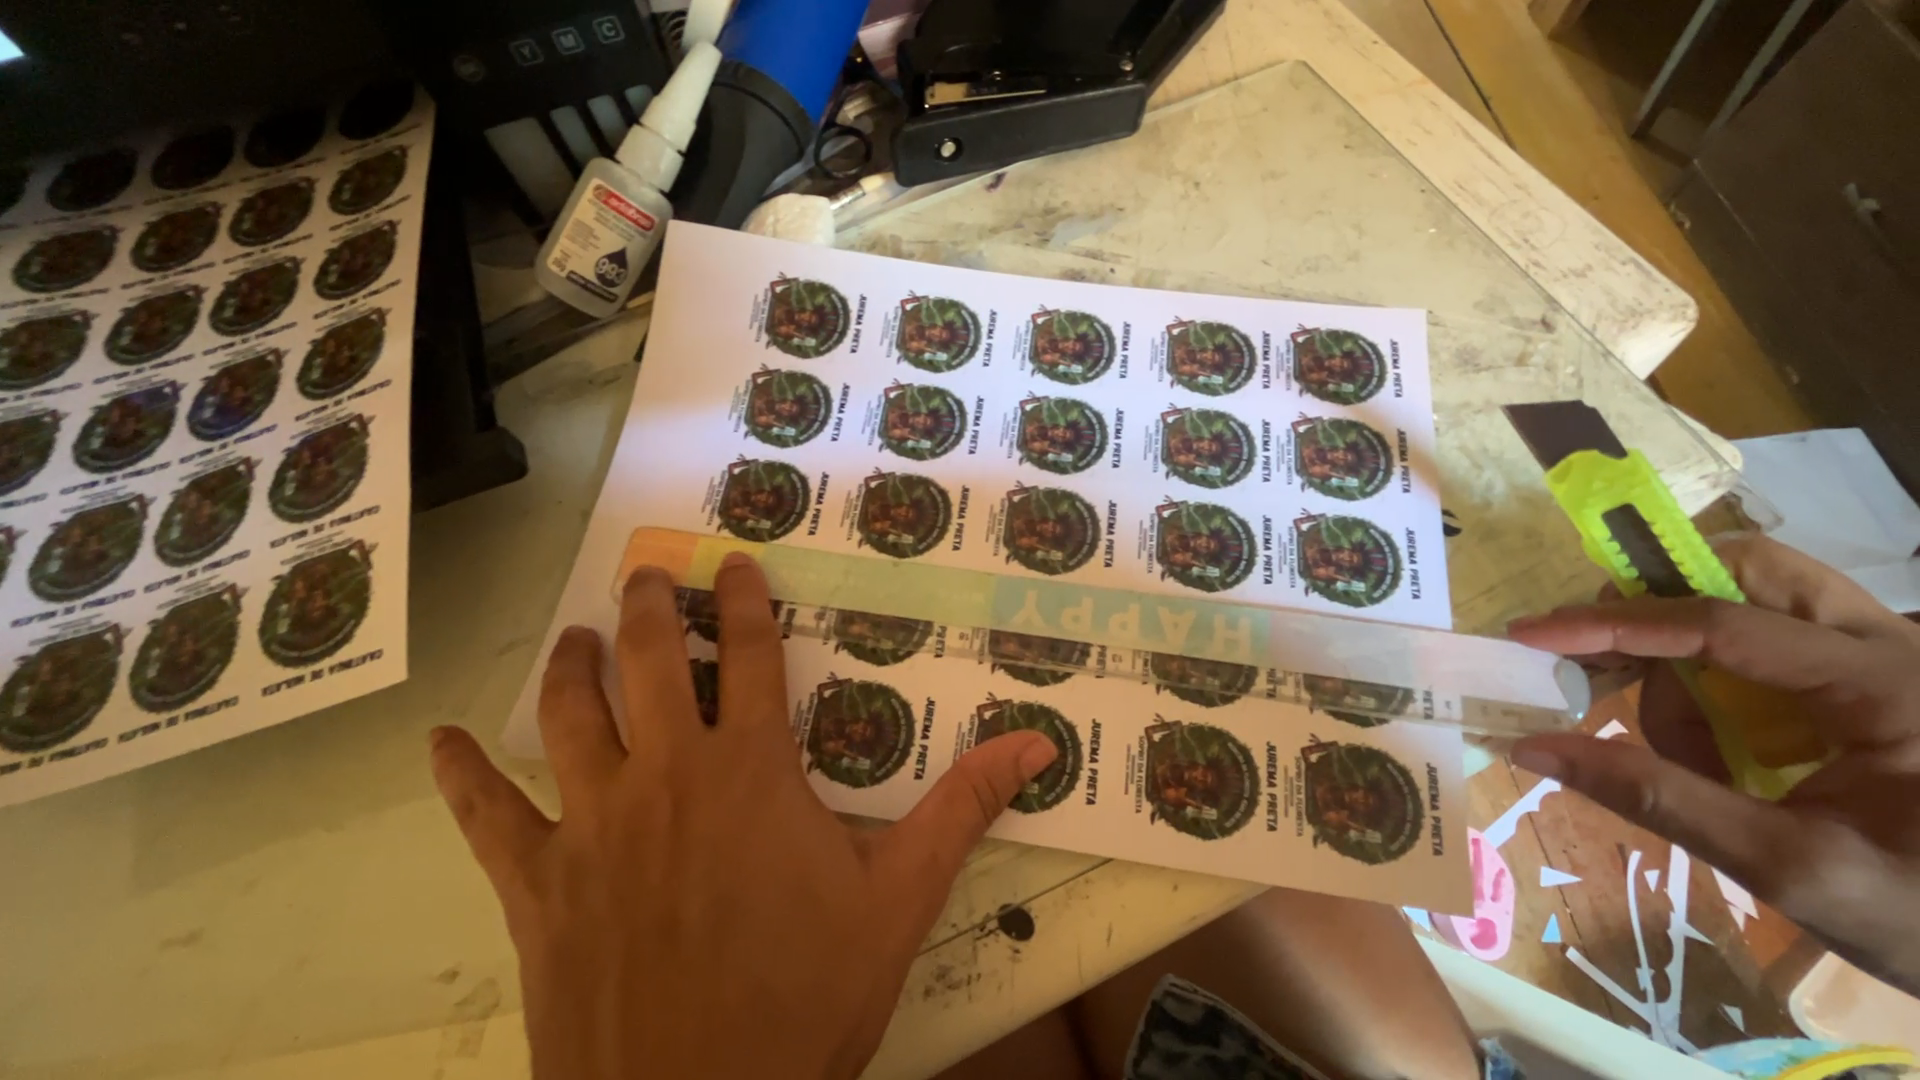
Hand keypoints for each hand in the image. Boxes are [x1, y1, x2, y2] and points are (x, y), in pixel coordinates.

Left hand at [429, 554, 1058, 1078]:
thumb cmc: (805, 995)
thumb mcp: (901, 899)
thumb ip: (964, 809)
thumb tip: (1038, 742)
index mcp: (750, 771)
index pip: (753, 656)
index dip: (745, 600)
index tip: (733, 561)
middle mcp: (667, 775)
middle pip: (653, 662)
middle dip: (651, 608)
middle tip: (646, 574)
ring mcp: (592, 825)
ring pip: (571, 717)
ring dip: (573, 666)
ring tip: (578, 636)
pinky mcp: (537, 885)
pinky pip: (487, 817)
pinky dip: (462, 775)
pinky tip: (440, 740)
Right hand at [1507, 536, 1919, 995]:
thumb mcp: (1787, 867)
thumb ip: (1656, 798)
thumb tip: (1533, 748)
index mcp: (1890, 685)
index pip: (1720, 622)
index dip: (1613, 624)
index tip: (1531, 634)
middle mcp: (1893, 647)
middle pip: (1749, 570)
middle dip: (1656, 600)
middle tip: (1593, 651)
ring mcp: (1885, 659)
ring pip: (1753, 597)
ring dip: (1679, 644)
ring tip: (1669, 741)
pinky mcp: (1867, 682)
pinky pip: (1761, 641)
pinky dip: (1706, 674)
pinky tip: (1701, 744)